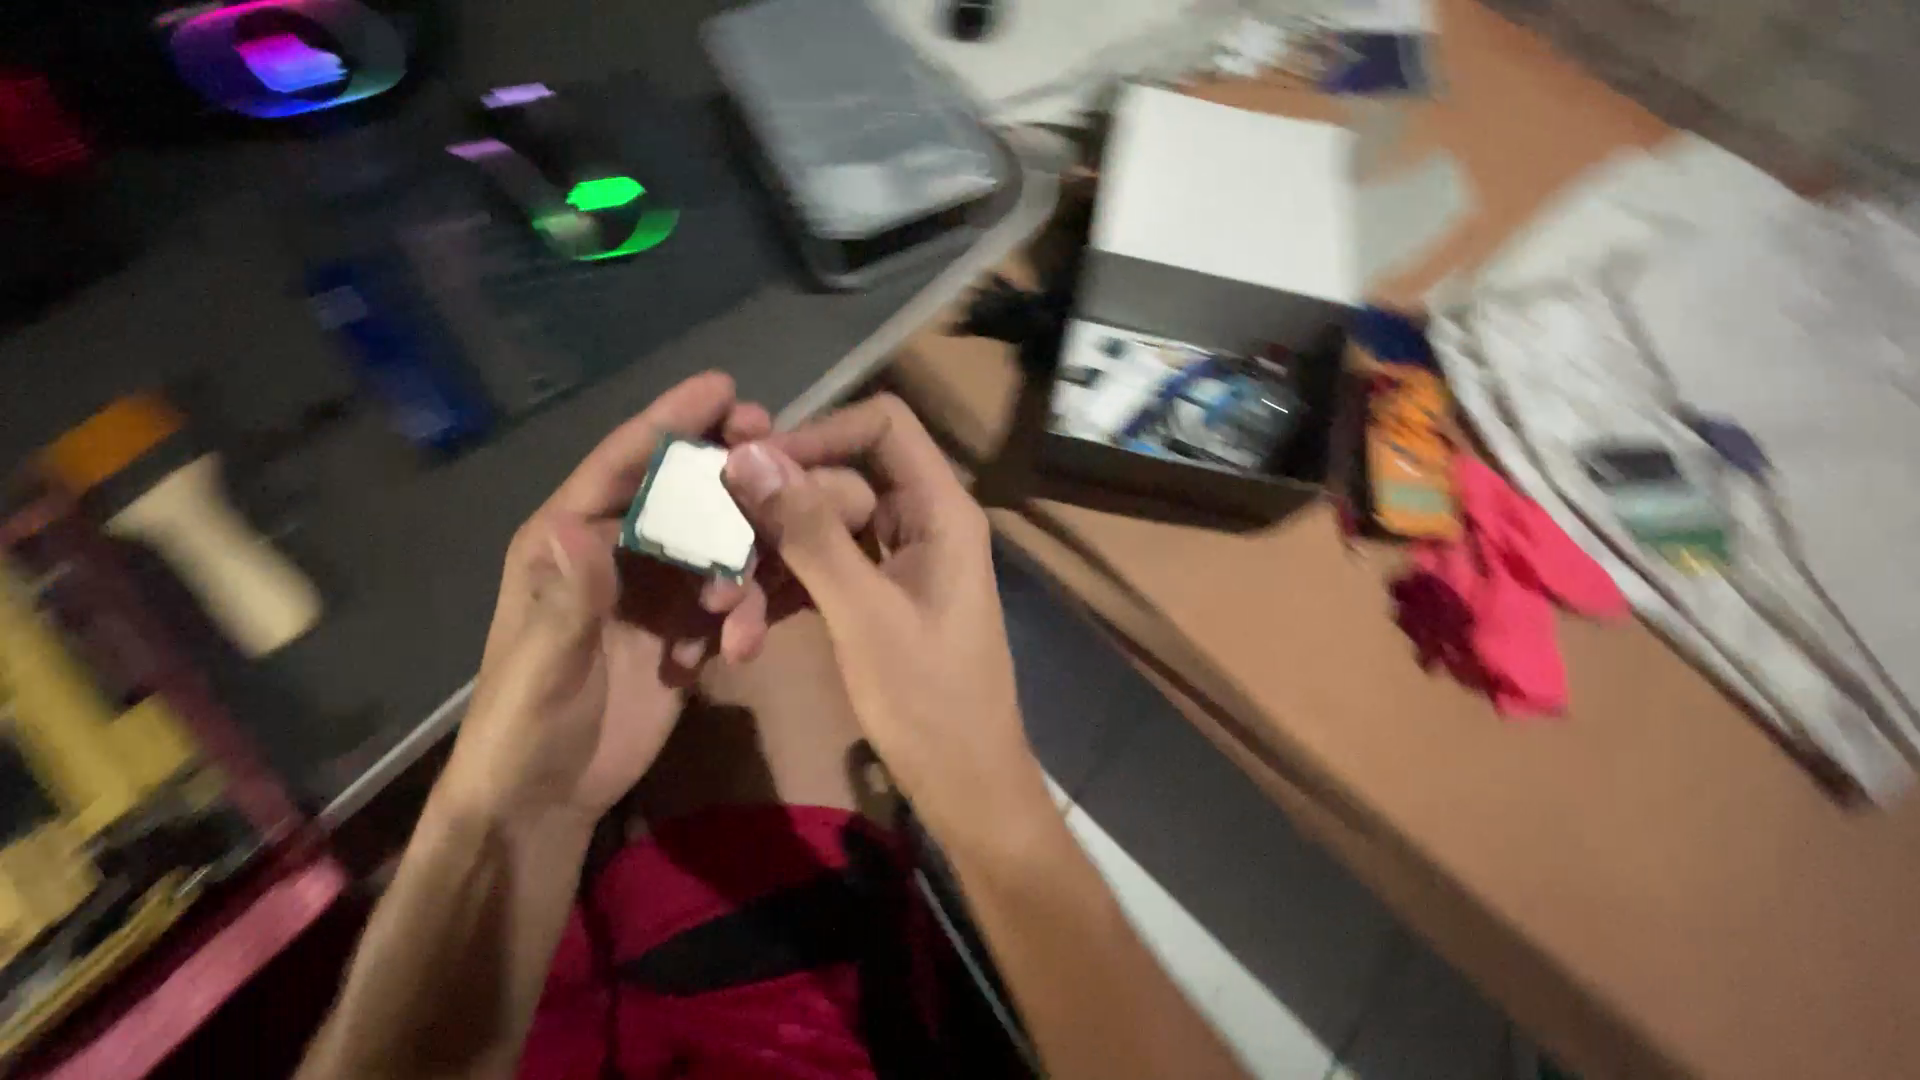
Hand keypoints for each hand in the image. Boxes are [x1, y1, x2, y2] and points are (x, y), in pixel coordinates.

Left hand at [440, 372, 842, 824]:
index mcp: (564, 545)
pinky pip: (730, 599)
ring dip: (741, 564)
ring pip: (715, 546)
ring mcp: (654, 592)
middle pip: (678, 493)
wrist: (548, 800)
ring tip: (738, 609)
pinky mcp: (683, 630)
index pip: (619, 468)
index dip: (668, 424)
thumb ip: (565, 600)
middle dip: (726, 473)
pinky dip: (747, 613)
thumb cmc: (525, 730)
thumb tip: (575, 524)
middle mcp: (614, 554)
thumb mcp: (541, 669)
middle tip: (776, 452)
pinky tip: (744, 647)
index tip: (723, 388)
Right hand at [722, 394, 1046, 849]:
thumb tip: (749, 456)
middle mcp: (922, 521)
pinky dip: (784, 592)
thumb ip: (809, 532)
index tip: (752, 467)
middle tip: (712, 555)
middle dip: (775, 518)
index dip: (818, 433)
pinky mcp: (877, 597)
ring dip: (769, 563)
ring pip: (822, 531)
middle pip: (840, 480)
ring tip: (719, 608)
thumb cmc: (928, 700)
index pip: (882, 425)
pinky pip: (823, 570)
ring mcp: (898, 560)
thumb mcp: (863, 613)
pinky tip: (742, 631)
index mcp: (940, 509)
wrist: (965, 784)